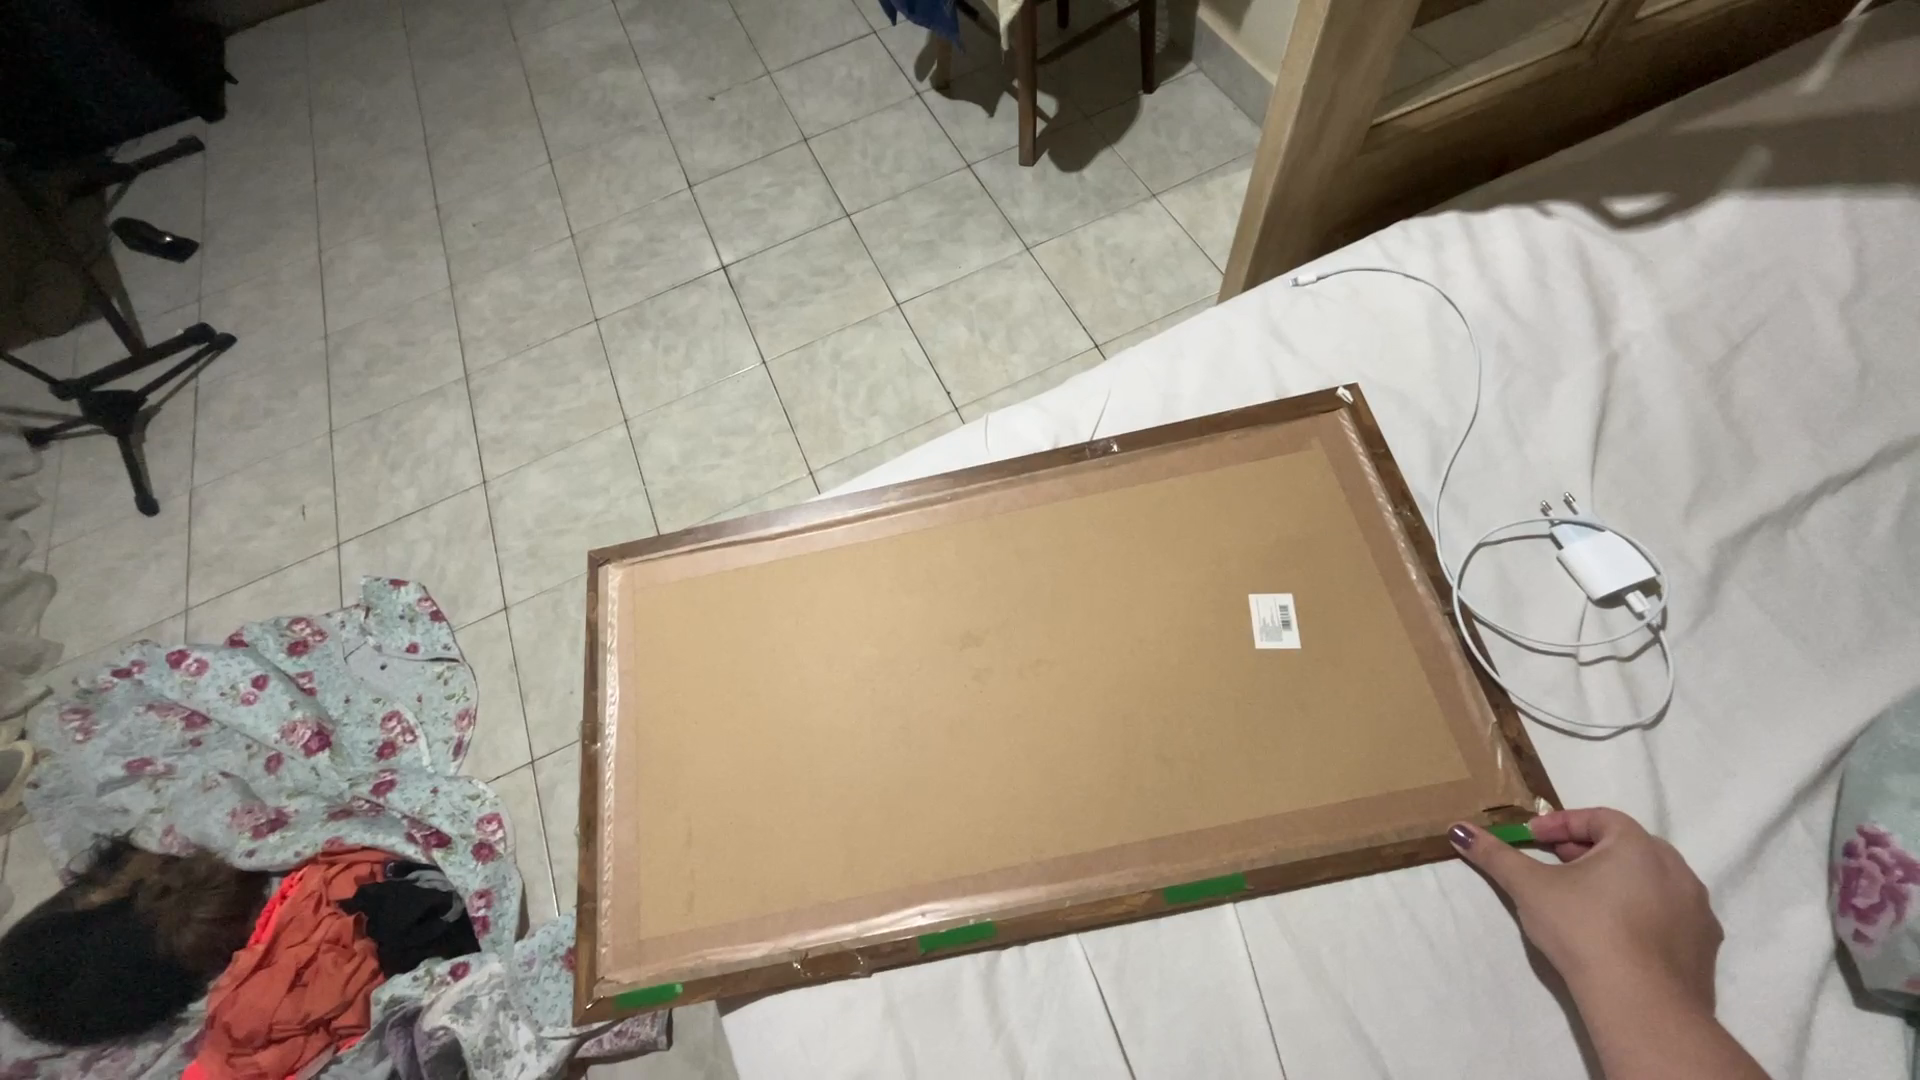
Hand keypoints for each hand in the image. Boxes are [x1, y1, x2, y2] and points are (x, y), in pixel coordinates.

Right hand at [1449, 808, 1721, 1010]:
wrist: (1642, 1004)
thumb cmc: (1583, 928)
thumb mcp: (1527, 886)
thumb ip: (1494, 854)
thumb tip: (1457, 829)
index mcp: (1639, 847)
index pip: (1599, 817)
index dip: (1560, 823)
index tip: (1532, 839)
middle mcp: (1677, 871)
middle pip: (1626, 845)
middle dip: (1585, 849)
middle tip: (1553, 863)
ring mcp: (1697, 911)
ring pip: (1650, 879)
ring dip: (1615, 879)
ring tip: (1581, 897)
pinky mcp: (1704, 946)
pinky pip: (1668, 912)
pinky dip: (1639, 909)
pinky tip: (1612, 931)